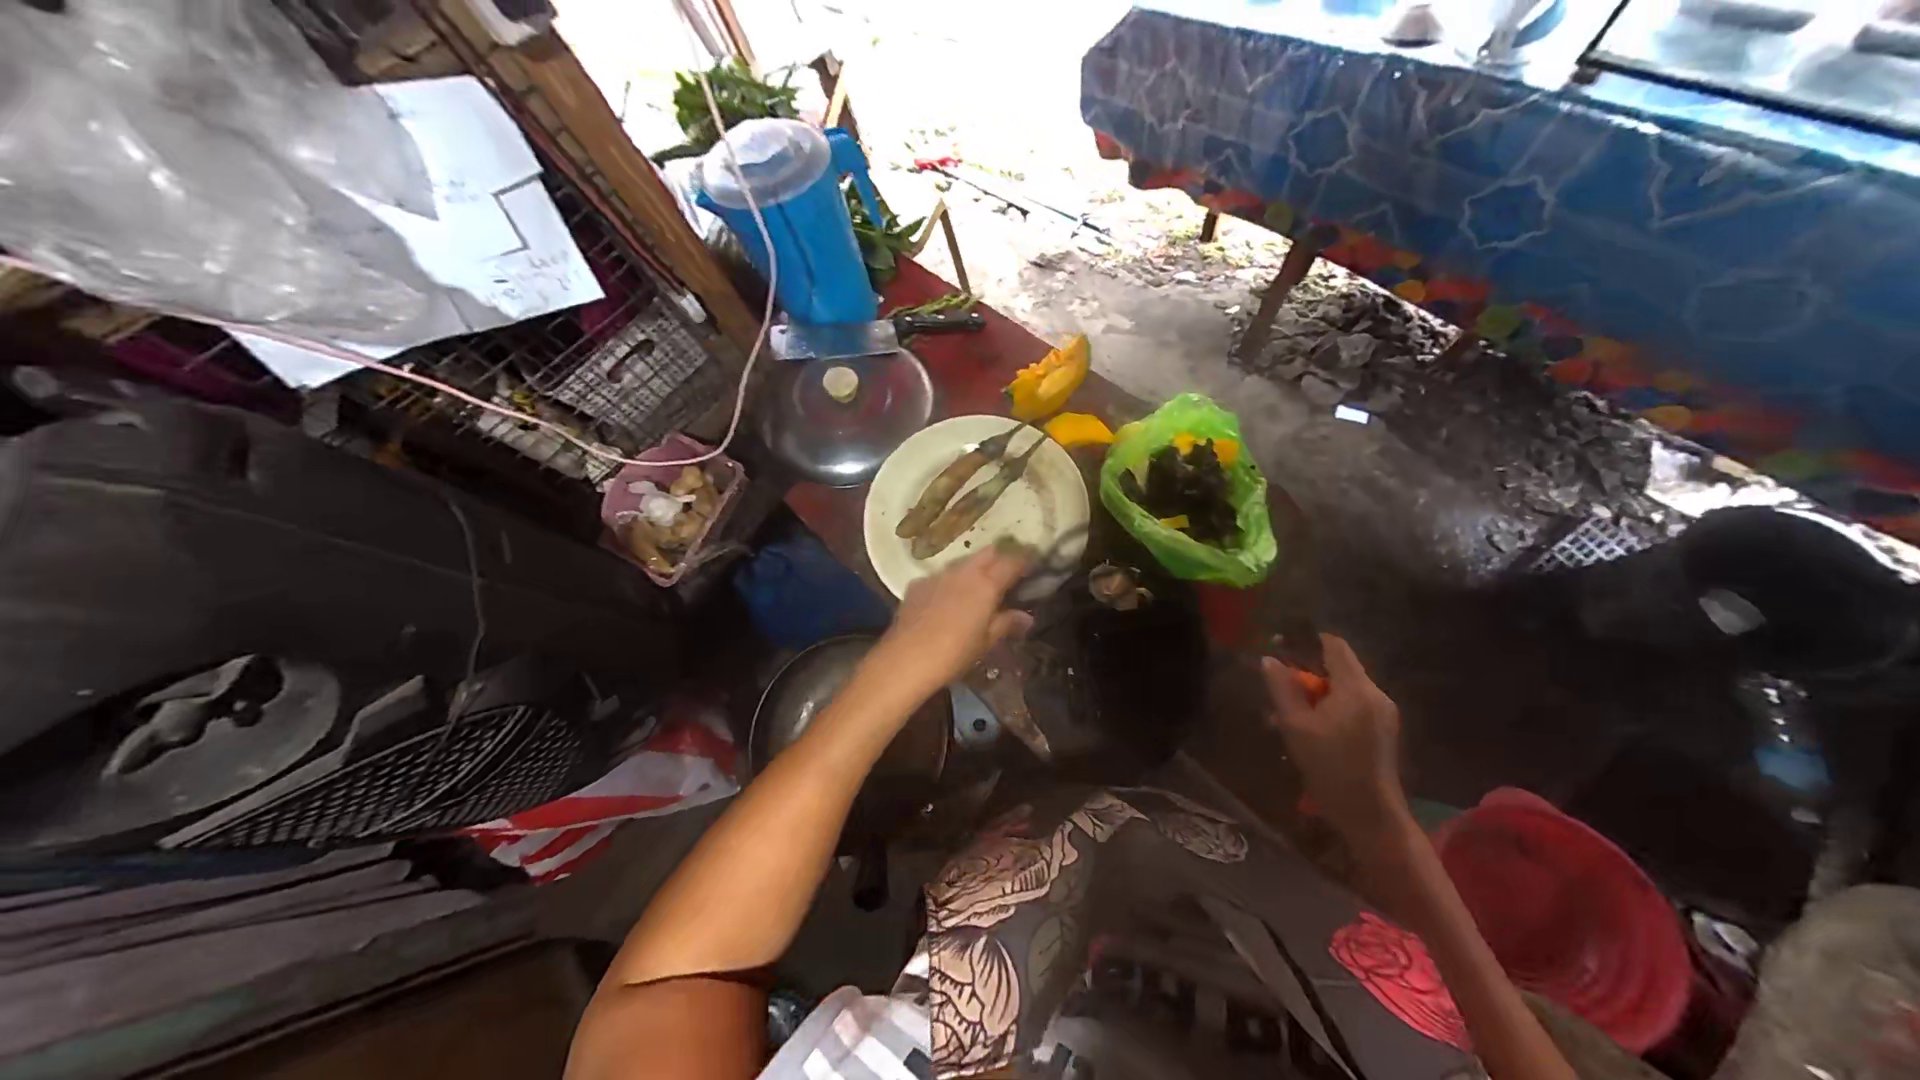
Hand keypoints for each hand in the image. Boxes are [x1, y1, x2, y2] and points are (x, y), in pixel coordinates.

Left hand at [869, 546, 1033, 698]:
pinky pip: (940, 577)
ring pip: (962, 562)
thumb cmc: (955, 653)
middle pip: (987, 553)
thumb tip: (1027, 617)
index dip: (1024, 562)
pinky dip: (949, 583)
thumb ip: (1007, 624)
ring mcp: (937, 575)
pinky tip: (946, 602)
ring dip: (973, 570)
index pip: (1012, 562)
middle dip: (999, 559)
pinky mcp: (917, 584)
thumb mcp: (986, 642)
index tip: (1032, 567)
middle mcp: (963, 572)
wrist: (906, 658)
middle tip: (1006, 576)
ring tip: (976, 590)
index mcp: (986, 584)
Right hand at [1262, 634, 1409, 843]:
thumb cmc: (1330, 766)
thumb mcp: (1295, 726)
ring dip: (1318, 692)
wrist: (1369, 813)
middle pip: (1340, 667)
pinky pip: (1354, 704)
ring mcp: (1383, 712)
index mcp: (1356, 688)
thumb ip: (1282, 689)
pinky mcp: (1383, 729)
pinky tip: (1312, 726)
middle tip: (1280, 685)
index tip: (1283, 645)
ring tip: (1290, 711)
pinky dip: (1332, 706)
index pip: (1335, 646)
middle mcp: (1376, 694)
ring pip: (1345, 687)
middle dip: (1309, 672)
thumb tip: (1270, 660)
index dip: (1309, 640)